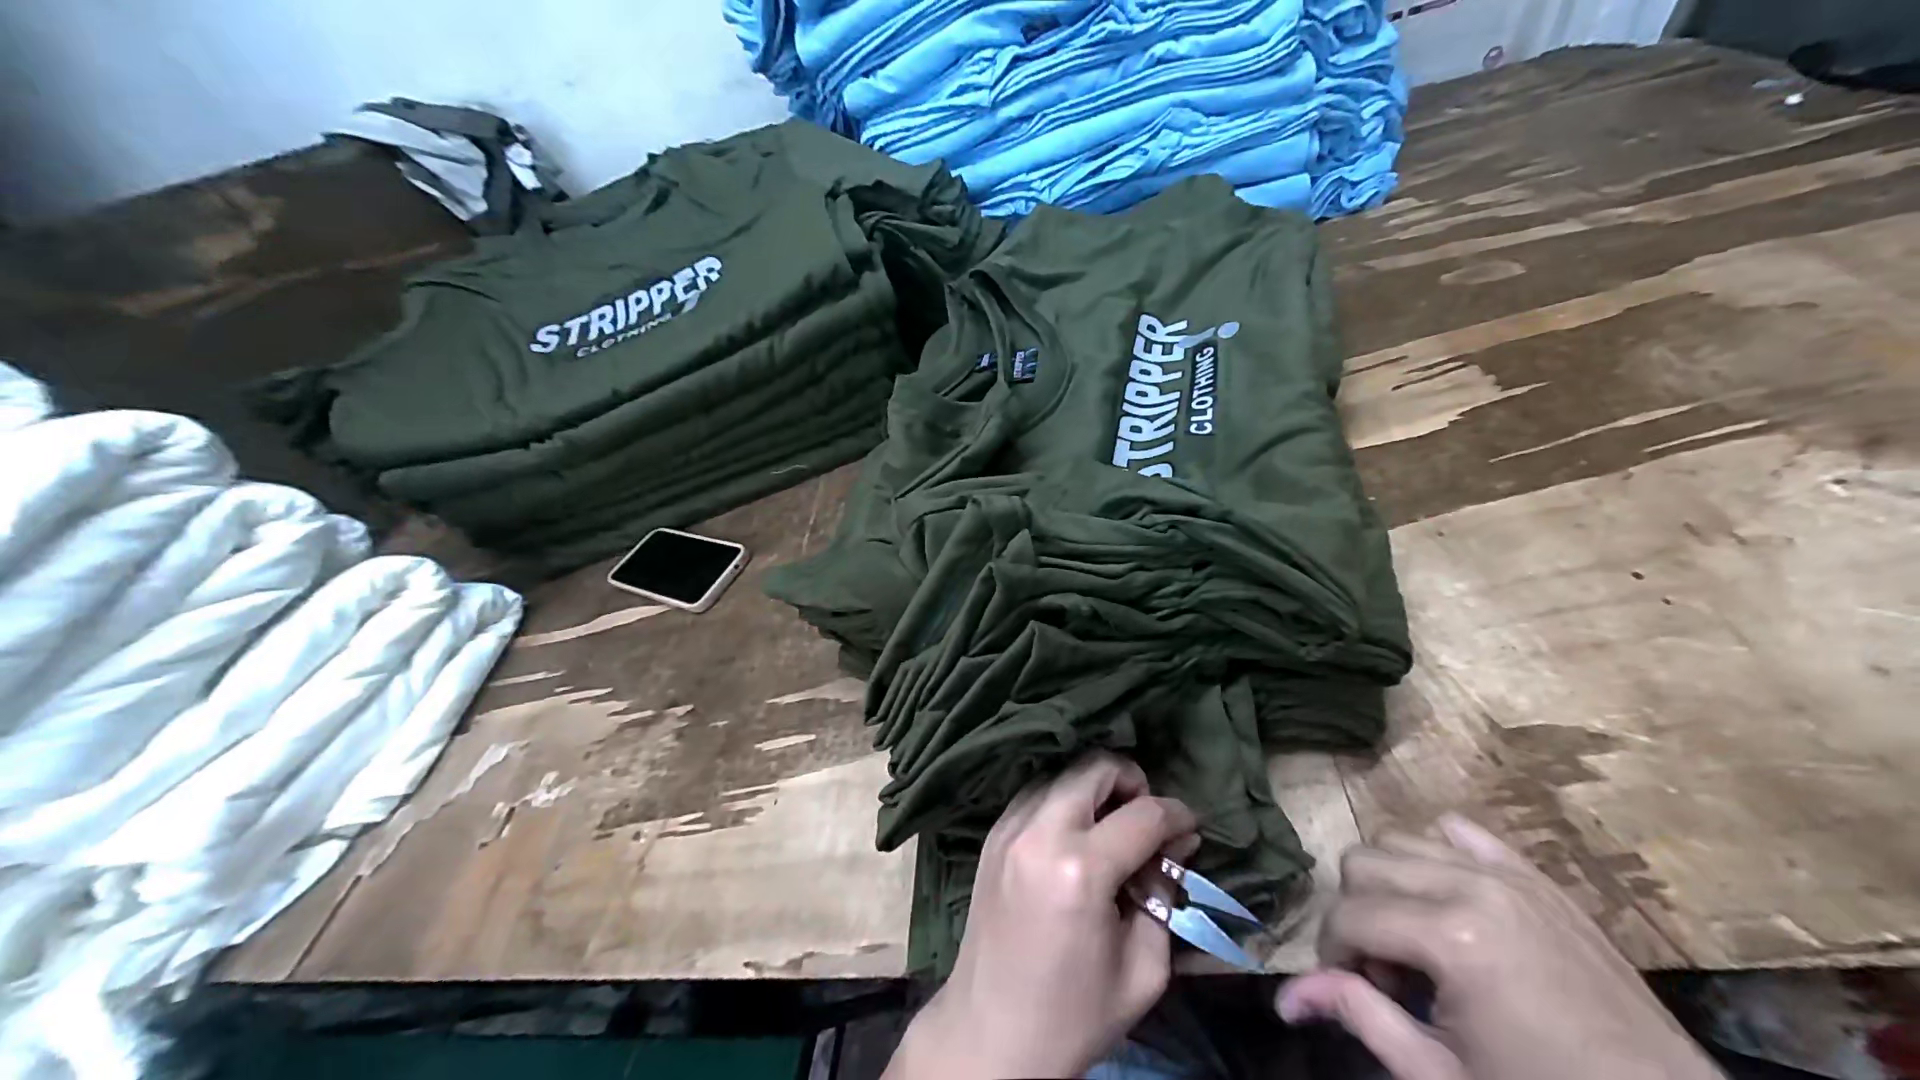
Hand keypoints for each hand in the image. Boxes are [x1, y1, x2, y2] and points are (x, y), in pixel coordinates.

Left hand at [884, 752, 1199, 1079]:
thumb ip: (1164, 895)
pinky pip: (1035, 794)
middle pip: (1094, 768)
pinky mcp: (992, 836)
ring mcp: (1008, 829)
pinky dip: (1064, 799)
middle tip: (1148, 819)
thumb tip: (1176, 844)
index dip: (1178, 814)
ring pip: (1062, 773)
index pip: (1143, 814)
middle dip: (1132, 781)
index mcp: (1080, 869)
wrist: (991, 1033)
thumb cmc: (1075, 1014)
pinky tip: (1077, 835)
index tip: (1191, 827)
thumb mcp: (1143, 969)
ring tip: (1113, 827)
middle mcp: (1039, 833)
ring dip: (1095, 788)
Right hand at [1277, 814, 1723, 1079]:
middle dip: (1356, 914)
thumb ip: (1357, 1016)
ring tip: (1419, 945)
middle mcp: (1473, 886)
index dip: (1332, 955)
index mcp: (1452, 936)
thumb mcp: (1442, 1076)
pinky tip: (1450, 906)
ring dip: (1390, 885)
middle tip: (1387, 976)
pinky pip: (1462, 834)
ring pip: (1400, 839)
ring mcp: (1511, 876)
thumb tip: (1284, 996)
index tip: (1351, 991)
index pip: (1346, 915)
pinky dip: (1438, 855)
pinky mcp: (1538, 880)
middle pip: (1363, 861)